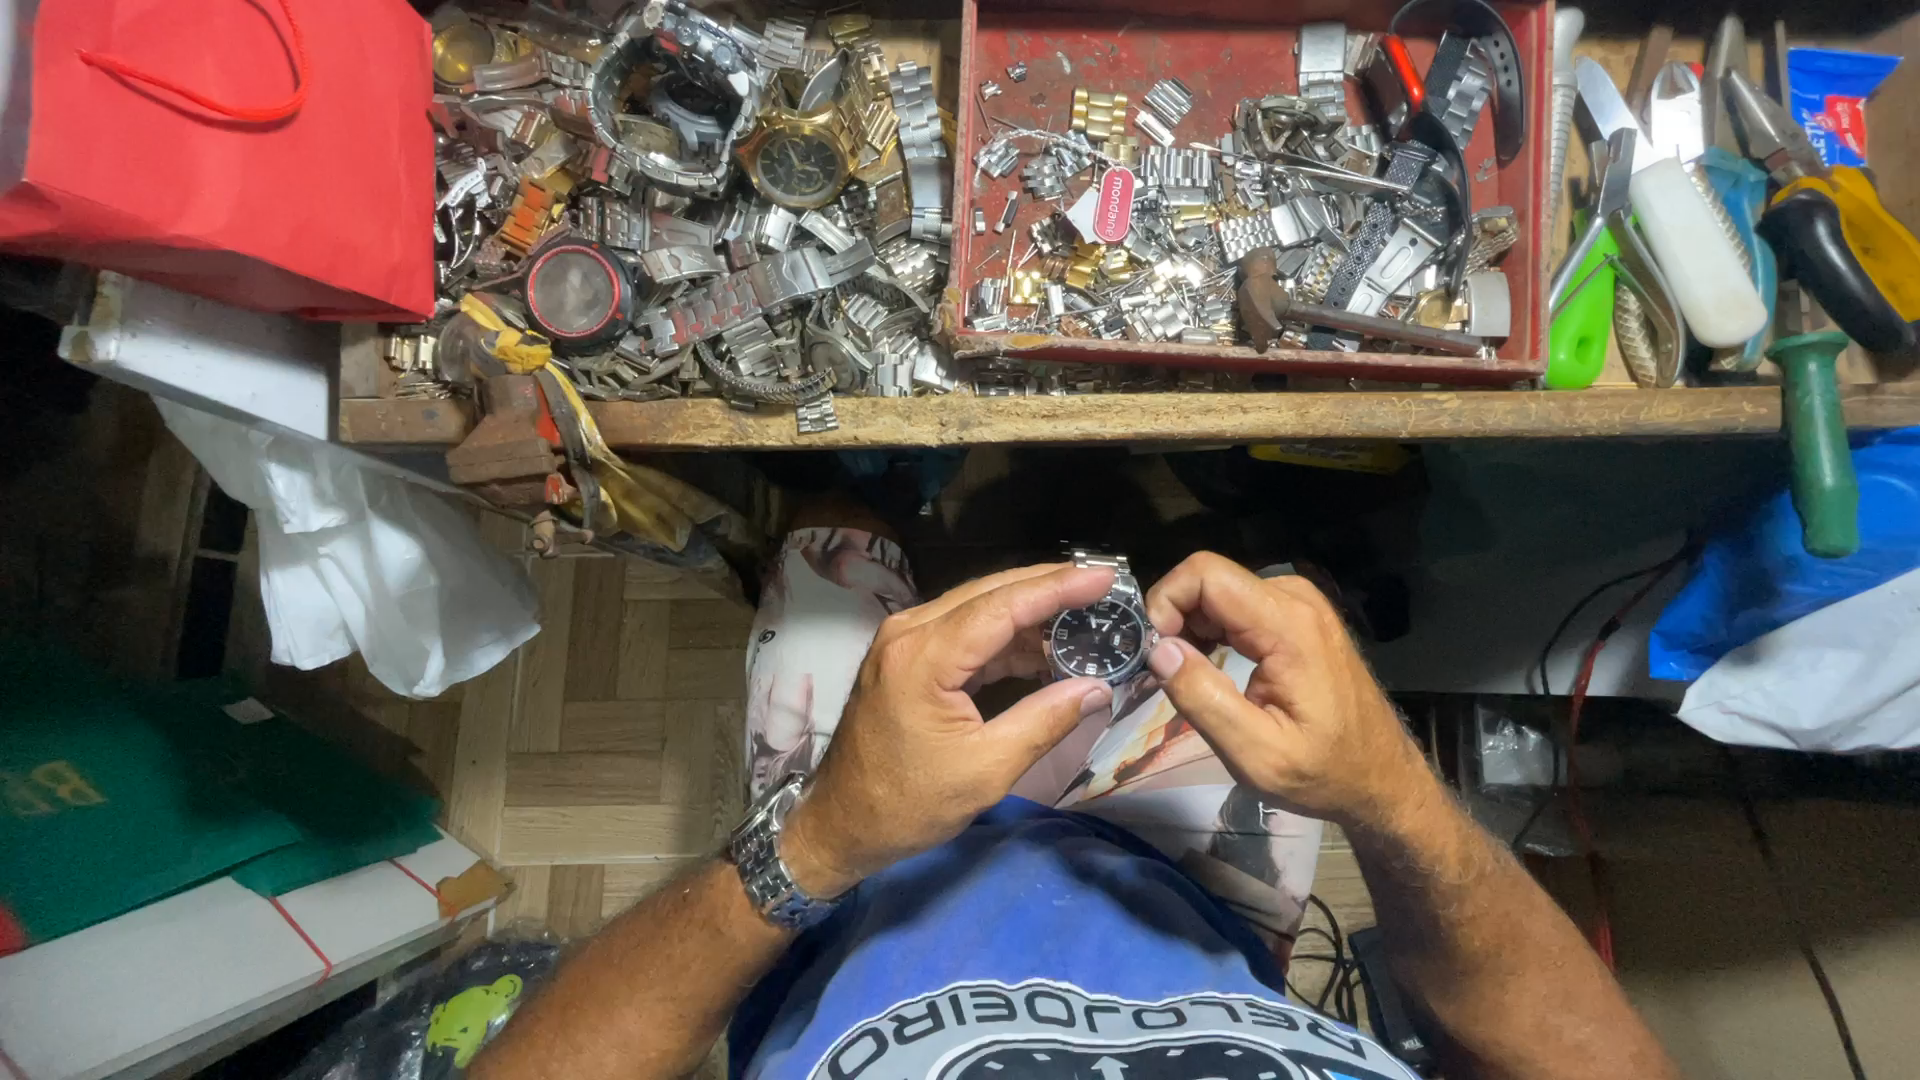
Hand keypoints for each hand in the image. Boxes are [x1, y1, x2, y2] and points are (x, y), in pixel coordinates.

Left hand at [782, 564, 1117, 895]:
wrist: (841, 823)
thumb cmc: (907, 804)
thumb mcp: (985, 770)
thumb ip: (1043, 721)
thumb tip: (1097, 688)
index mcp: (922, 656)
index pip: (1001, 606)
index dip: (1057, 589)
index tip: (1104, 578)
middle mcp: (909, 632)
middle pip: (990, 594)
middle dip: (1048, 588)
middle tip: (1102, 588)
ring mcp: (905, 640)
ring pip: (978, 608)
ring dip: (1030, 613)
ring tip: (1085, 617)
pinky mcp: (908, 655)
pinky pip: (965, 631)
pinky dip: (1005, 637)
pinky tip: (1043, 647)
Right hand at [1143, 553, 1435, 829]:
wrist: (1381, 780)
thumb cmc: (1323, 773)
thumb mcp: (1256, 754)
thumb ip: (1202, 699)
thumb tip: (1157, 649)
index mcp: (1288, 625)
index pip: (1205, 574)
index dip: (1166, 601)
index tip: (1155, 650)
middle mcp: (1294, 599)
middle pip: (1208, 579)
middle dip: (1174, 618)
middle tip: (1167, 671)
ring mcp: (1297, 604)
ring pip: (1217, 590)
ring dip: (1189, 626)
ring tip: (1188, 675)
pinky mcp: (1295, 615)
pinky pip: (1234, 603)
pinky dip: (1209, 629)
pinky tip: (1208, 666)